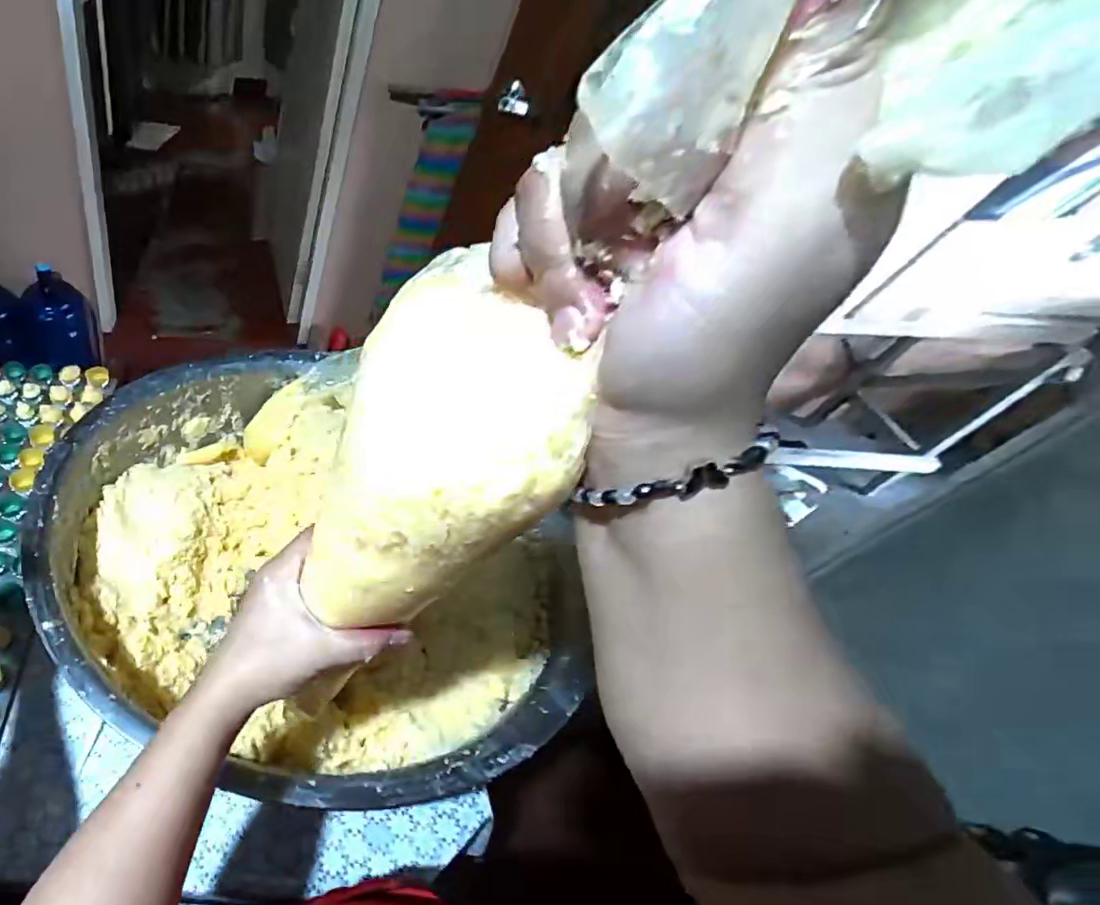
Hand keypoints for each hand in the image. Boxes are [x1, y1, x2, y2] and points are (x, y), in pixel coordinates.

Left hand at [197, 531, 409, 712]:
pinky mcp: (266, 609)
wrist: (229, 688)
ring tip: (366, 585)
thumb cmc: (272, 660)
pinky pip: (299, 589)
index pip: (315, 534)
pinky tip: (340, 609)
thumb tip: (408, 634)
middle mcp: (272, 573)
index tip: (376, 539)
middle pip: (313, 552)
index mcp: (281, 570)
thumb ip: (367, 642)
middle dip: (345, 556)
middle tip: (378, 564)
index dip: (345, 532)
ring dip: (333, 578)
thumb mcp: (325, 651)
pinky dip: (320, 592)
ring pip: (306, 573)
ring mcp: (267, 591)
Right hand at [490, 2, 907, 480]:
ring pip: (554, 167)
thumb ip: (808, 104)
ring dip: (549, 246)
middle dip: (590, 196)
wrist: (633, 429)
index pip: (730, 52)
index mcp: (778, 141)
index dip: (675, 87)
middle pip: (618, 110)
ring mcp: (622, 205)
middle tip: (607, 260)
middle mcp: (697, 162)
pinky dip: (518, 260)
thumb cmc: (709, 345)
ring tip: (579, 305)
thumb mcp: (779, 224)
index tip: (653, 165)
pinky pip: (518, 213)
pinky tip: (545, 302)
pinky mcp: (567, 240)